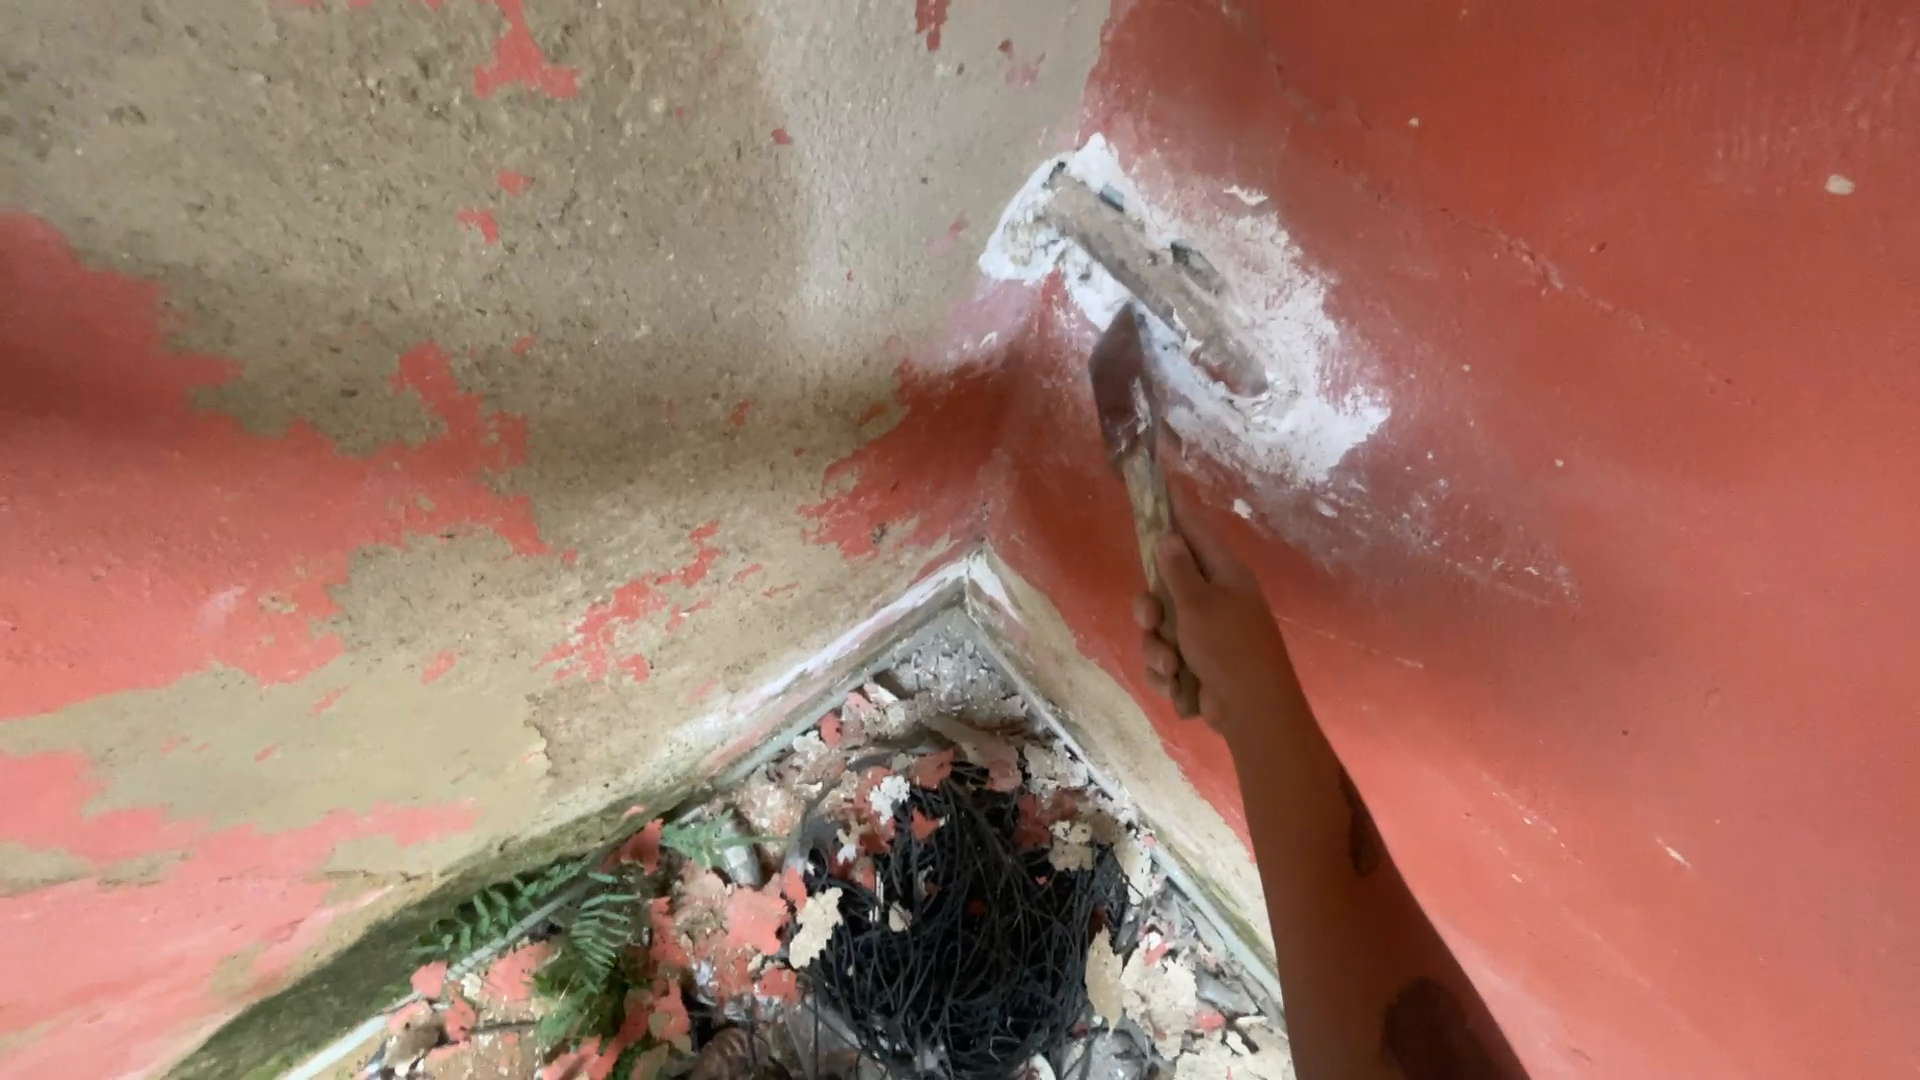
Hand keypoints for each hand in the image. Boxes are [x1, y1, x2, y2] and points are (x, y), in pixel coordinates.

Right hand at [1133, 499, 1295, 739]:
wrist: (1252, 713)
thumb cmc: (1229, 650)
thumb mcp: (1199, 605)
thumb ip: (1177, 570)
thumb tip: (1167, 536)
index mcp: (1223, 575)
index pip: (1194, 529)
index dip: (1173, 508)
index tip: (1157, 481)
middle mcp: (1214, 597)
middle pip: (1164, 584)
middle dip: (1150, 608)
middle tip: (1151, 618)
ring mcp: (1205, 632)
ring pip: (1159, 626)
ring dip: (1156, 648)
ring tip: (1171, 666)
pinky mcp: (1196, 662)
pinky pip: (1164, 656)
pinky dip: (1166, 673)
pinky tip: (1177, 685)